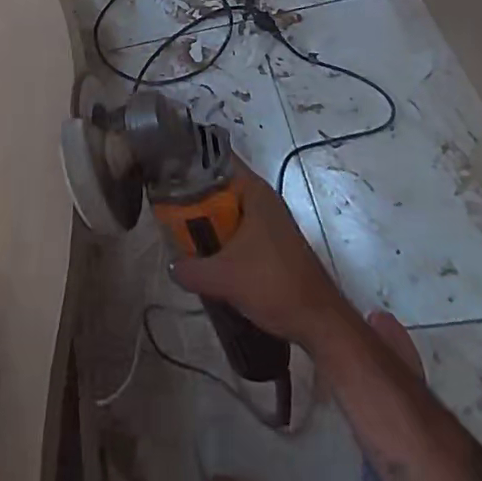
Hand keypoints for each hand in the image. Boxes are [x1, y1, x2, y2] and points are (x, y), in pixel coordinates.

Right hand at [168, 157, 356, 355]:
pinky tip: (203, 253)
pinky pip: (236, 228)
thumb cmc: (274, 286)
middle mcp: (261, 199)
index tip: (163, 165)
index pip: (217, 157)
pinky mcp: (271, 243)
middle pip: (218, 184)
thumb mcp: (223, 278)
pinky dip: (219, 236)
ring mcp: (268, 221)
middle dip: (191, 193)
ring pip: (227, 209)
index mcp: (254, 192)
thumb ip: (190, 269)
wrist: (320, 323)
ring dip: (205, 219)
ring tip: (176, 229)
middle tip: (162, 202)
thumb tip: (171, 265)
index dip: (190, 157)